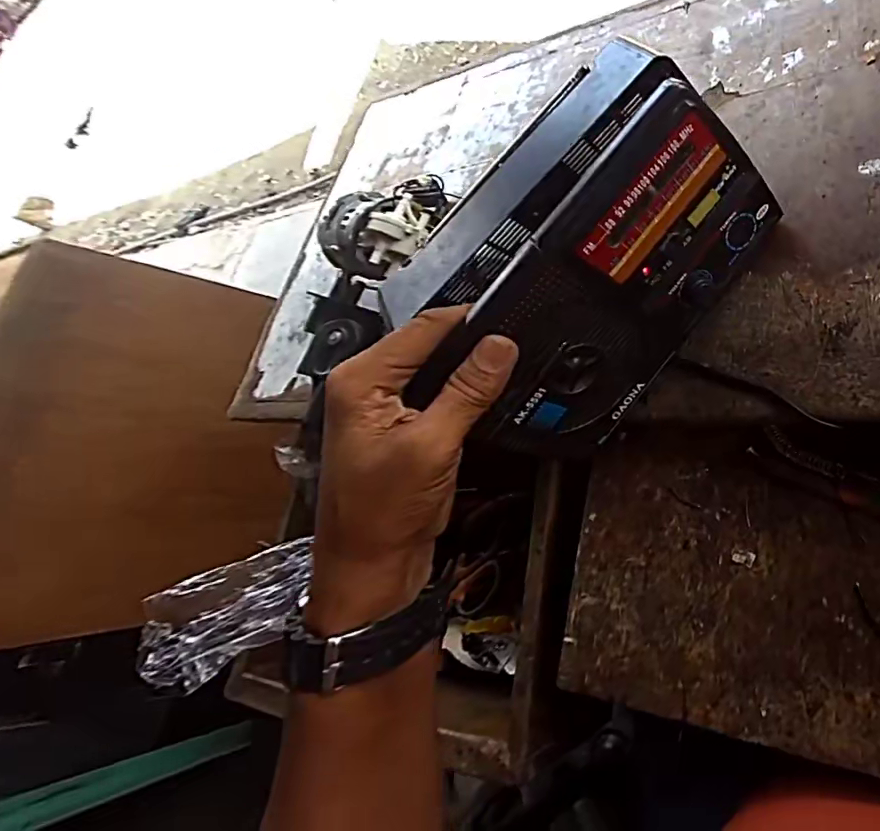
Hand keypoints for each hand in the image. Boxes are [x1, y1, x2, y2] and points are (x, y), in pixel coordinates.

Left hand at [307, 307, 518, 633]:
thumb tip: (499, 345)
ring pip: (441, 365)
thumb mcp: (432, 444)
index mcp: (361, 381)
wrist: (373, 564)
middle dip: (475, 339)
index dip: (470, 318)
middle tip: (518, 338)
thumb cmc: (380, 512)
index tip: (510, 315)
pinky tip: (492, 388)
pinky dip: (470, 385)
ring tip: (511, 360)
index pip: (425, 328)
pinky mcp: (408, 423)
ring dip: (474, 363)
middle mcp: (369, 386)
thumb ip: (468, 390)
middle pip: (432, 342)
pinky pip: (445, 389)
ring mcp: (388, 405)